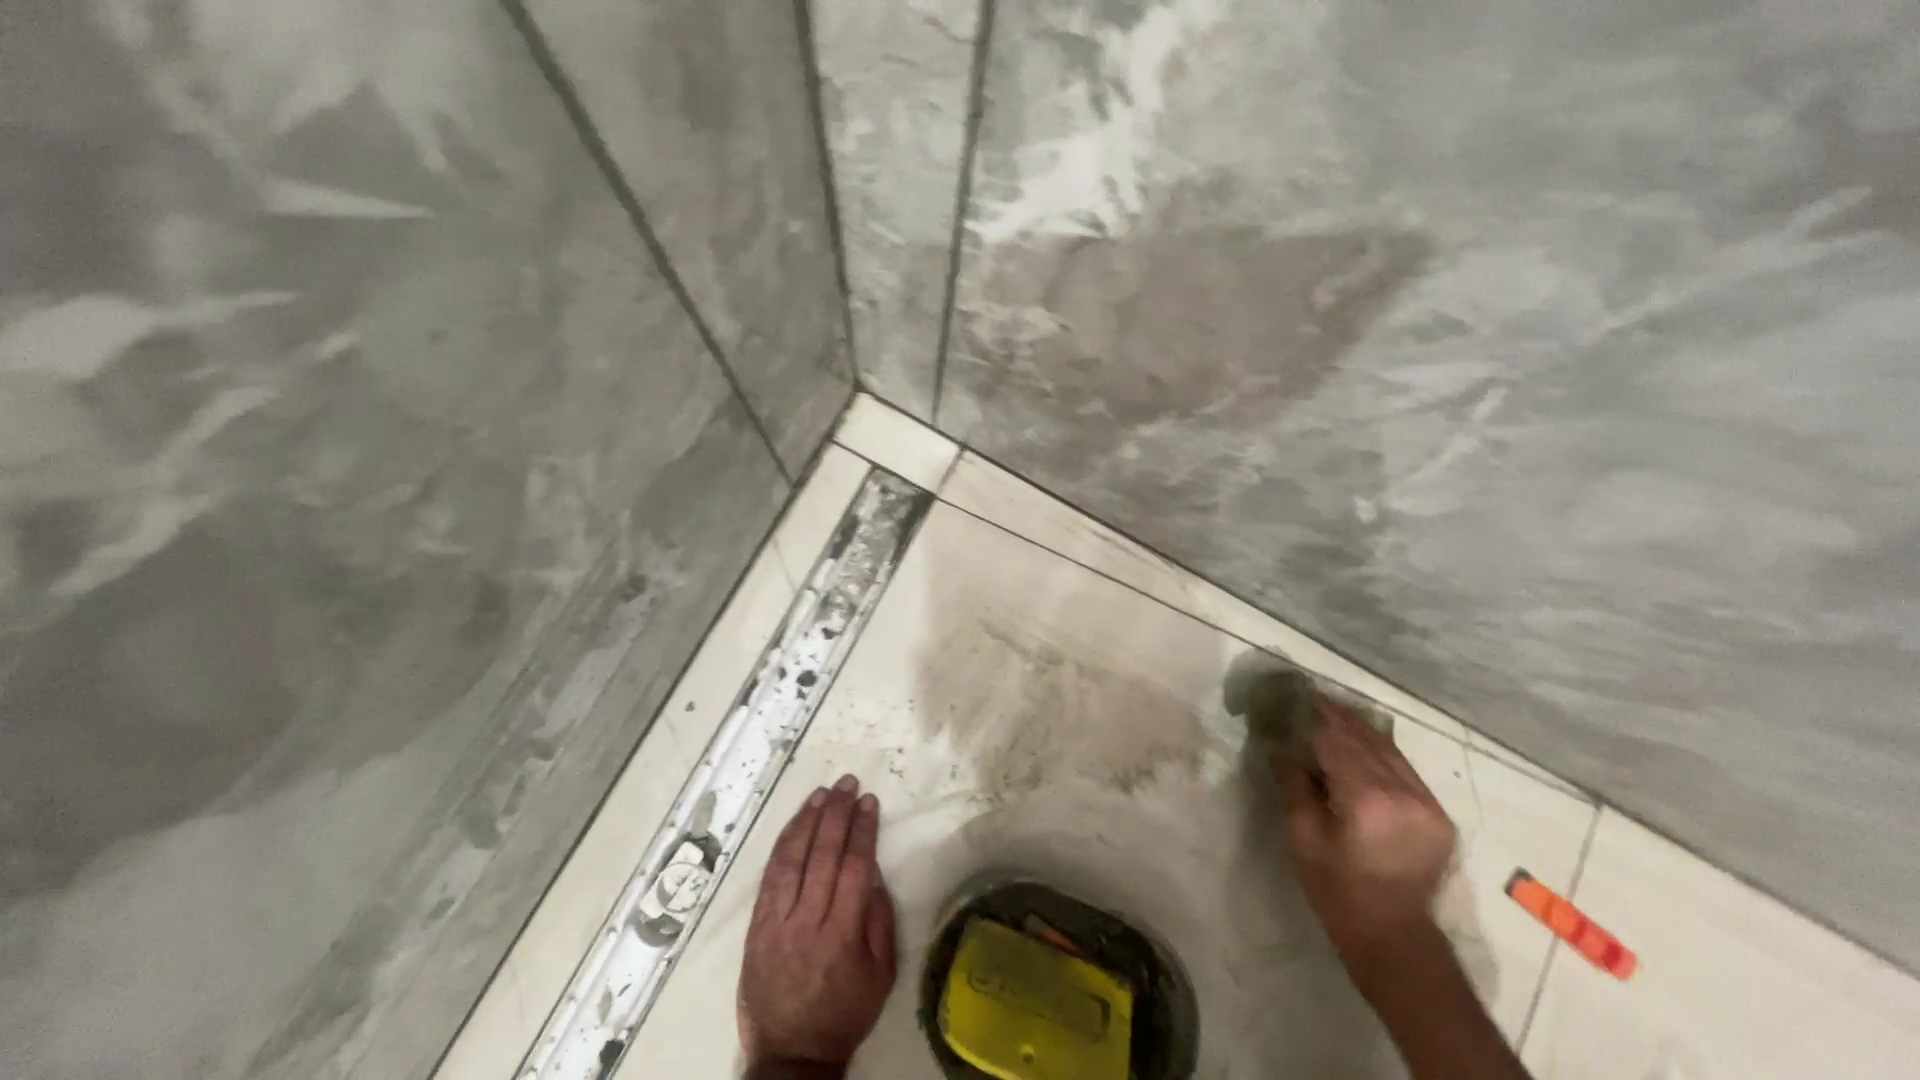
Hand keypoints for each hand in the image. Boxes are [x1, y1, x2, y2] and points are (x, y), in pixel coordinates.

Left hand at [739, 774, 897, 1073]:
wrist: (791, 1051)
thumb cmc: (844, 1012)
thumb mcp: (881, 973)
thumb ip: (879, 920)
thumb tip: (872, 871)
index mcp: (843, 935)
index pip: (855, 867)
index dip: (863, 829)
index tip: (869, 801)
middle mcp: (808, 921)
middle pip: (824, 854)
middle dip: (837, 813)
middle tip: (847, 784)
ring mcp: (777, 921)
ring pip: (792, 858)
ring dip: (808, 820)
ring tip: (822, 793)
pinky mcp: (757, 926)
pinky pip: (770, 876)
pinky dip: (783, 845)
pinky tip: (795, 824)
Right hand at [1276, 699, 1456, 994]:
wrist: (1393, 936)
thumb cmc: (1337, 891)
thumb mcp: (1304, 839)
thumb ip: (1295, 787)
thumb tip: (1282, 748)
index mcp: (1366, 799)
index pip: (1336, 743)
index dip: (1315, 719)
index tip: (1297, 697)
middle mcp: (1403, 793)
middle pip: (1366, 741)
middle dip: (1339, 717)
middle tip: (1315, 696)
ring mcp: (1427, 803)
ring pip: (1391, 752)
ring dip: (1362, 730)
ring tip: (1337, 711)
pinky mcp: (1438, 814)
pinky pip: (1407, 771)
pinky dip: (1383, 753)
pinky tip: (1365, 744)